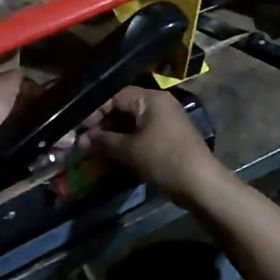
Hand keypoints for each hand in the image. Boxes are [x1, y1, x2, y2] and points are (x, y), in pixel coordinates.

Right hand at [79, 87, 226, 203]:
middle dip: (104, 123)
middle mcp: (161, 104)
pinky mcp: (171, 137)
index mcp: (151, 99)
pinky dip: (129, 141)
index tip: (80, 129)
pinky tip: (116, 154)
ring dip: (116, 134)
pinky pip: (144, 133)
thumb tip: (81, 140)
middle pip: (125, 107)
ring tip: (98, 149)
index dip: (96, 111)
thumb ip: (103, 141)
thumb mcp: (129, 150)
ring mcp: (168, 121)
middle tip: (86, 141)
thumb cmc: (162, 159)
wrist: (200, 183)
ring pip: (134, 122)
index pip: (116, 96)